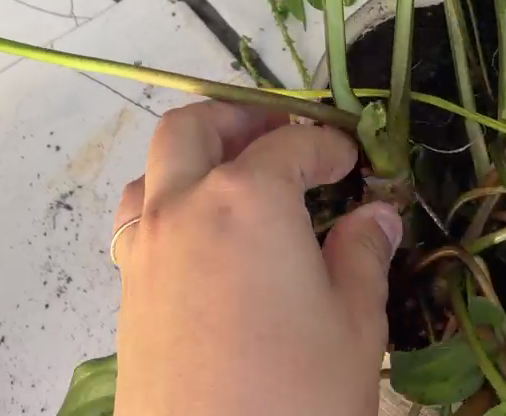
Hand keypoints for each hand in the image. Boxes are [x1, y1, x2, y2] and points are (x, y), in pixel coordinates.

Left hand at [110, 102, 402, 415]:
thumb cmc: (298, 395)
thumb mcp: (354, 323)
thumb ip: (362, 252)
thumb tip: (378, 214)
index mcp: (248, 197)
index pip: (291, 144)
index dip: (327, 145)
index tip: (349, 158)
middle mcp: (186, 203)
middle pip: (195, 127)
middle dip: (238, 119)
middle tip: (278, 134)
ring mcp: (148, 245)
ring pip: (155, 166)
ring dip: (192, 154)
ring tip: (232, 176)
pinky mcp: (127, 288)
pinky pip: (140, 217)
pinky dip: (169, 200)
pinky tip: (203, 236)